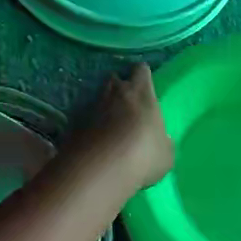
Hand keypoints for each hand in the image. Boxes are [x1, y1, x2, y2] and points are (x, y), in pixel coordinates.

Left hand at [74, 64, 173, 189]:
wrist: (100, 170)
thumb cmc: (142, 157)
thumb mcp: (165, 155)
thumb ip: (163, 142)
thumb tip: (161, 140)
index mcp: (141, 93)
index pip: (141, 70)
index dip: (143, 77)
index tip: (145, 87)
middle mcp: (115, 93)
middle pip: (115, 78)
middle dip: (119, 88)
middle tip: (126, 106)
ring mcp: (92, 106)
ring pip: (98, 98)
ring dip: (104, 108)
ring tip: (109, 127)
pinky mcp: (75, 123)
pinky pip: (85, 119)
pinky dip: (90, 126)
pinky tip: (95, 142)